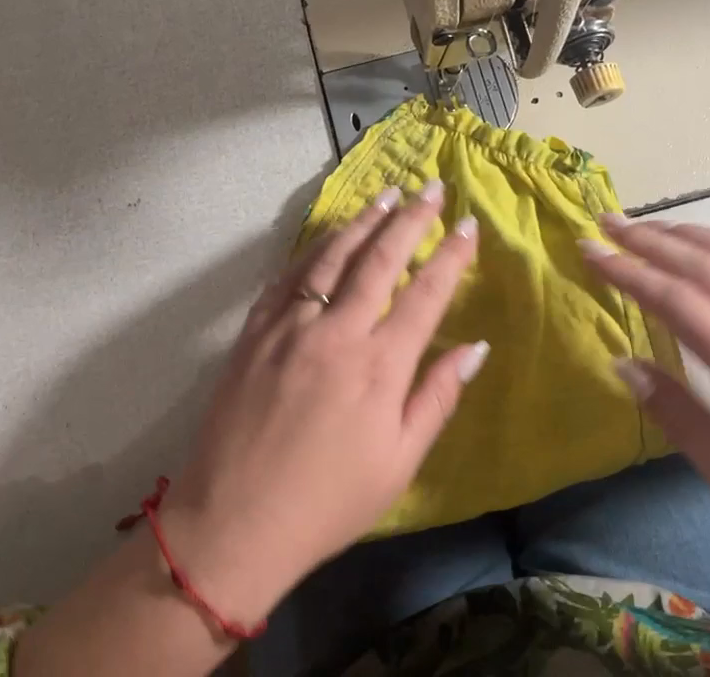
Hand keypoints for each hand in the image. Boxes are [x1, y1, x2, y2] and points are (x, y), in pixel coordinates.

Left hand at [155, 182, 488, 623]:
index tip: (468, 225)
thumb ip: (438, 397)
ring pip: (331, 257)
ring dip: (361, 222)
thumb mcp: (400, 464)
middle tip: (430, 188)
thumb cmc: (328, 502)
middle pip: (379, 259)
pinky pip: (287, 278)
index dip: (450, 255)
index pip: (425, 293)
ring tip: (384, 197)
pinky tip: (326, 240)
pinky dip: (312, 252)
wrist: (233, 522)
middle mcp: (336, 332)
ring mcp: (289, 327)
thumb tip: (476, 347)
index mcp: (379, 365)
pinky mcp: (253, 332)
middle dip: (409, 219)